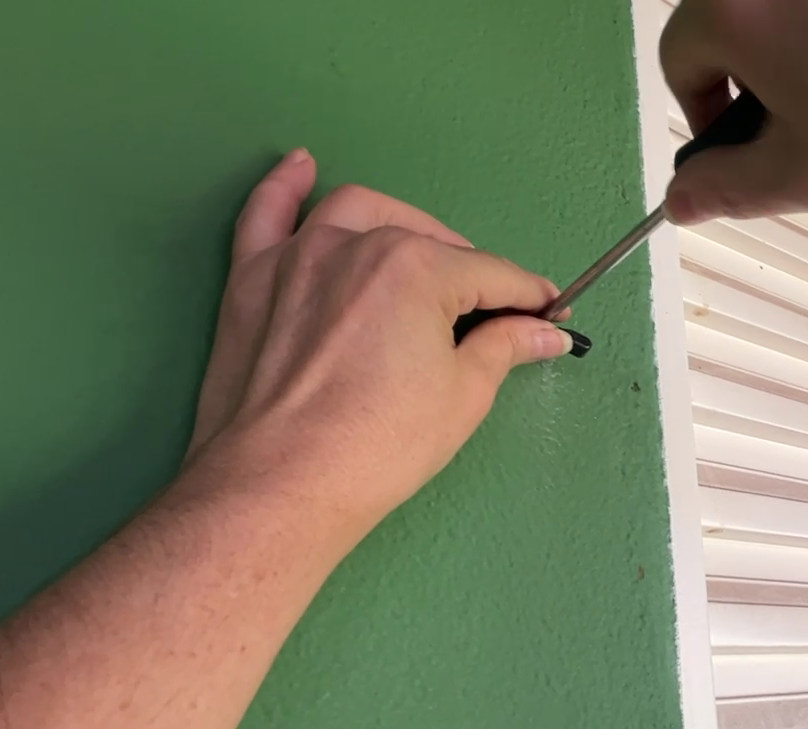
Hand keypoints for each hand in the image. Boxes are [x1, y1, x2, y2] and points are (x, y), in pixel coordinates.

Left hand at [185, 149, 572, 540]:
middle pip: (434, 242)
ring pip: (361, 212)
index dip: (532, 298)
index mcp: (417, 267)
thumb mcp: (467, 393)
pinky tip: (302, 167)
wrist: (285, 482)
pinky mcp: (253, 277)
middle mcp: (356, 242)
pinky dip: (287, 187)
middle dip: (476, 272)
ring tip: (434, 260)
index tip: (553, 317)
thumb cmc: (387, 440)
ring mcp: (298, 254)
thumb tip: (547, 332)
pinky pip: (268, 214)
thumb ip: (507, 346)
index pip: (493, 275)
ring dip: (408, 227)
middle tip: (499, 316)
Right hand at [660, 0, 807, 223]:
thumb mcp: (803, 176)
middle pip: (726, 31)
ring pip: (777, 17)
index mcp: (730, 8)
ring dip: (800, 64)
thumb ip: (728, 190)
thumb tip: (679, 199)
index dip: (706, 118)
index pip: (679, 62)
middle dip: (756, 89)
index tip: (754, 148)